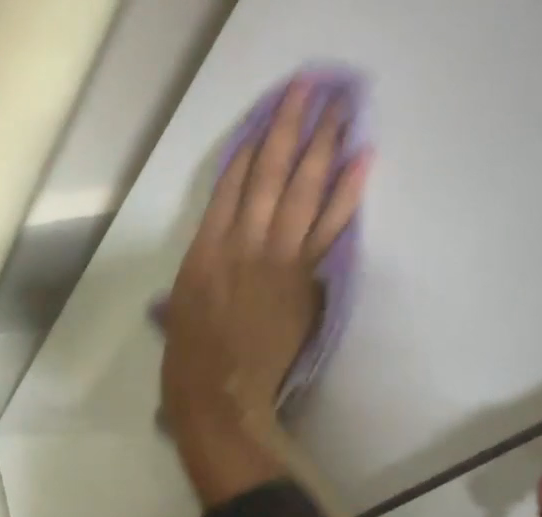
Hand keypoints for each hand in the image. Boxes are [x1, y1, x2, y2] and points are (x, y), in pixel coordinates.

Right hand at [160, 78, 370, 502]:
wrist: (223, 401)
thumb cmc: (188, 366)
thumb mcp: (179, 315)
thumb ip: (198, 281)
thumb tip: (212, 265)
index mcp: (202, 256)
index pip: (229, 189)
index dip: (250, 149)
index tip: (267, 117)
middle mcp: (241, 248)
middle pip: (269, 177)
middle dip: (290, 128)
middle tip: (309, 89)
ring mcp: (278, 261)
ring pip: (303, 192)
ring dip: (323, 145)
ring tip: (339, 109)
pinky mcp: (305, 280)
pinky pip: (331, 226)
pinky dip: (348, 191)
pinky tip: (362, 158)